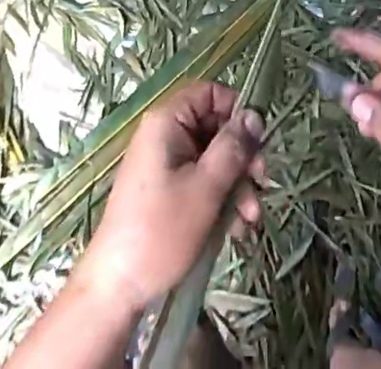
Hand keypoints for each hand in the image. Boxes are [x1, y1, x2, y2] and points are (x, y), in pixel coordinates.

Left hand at [69, 82, 265, 318]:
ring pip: (214, 159)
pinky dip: (222, 200)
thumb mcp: (206, 186)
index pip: (209, 93)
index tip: (258, 139)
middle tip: (262, 183)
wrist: (118, 287)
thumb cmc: (162, 230)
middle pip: (216, 128)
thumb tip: (255, 114)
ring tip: (249, 219)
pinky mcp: (168, 191)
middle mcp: (165, 136)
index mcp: (166, 122)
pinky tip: (235, 229)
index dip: (237, 110)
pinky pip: (203, 181)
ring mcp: (166, 164)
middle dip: (243, 158)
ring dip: (237, 185)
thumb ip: (234, 146)